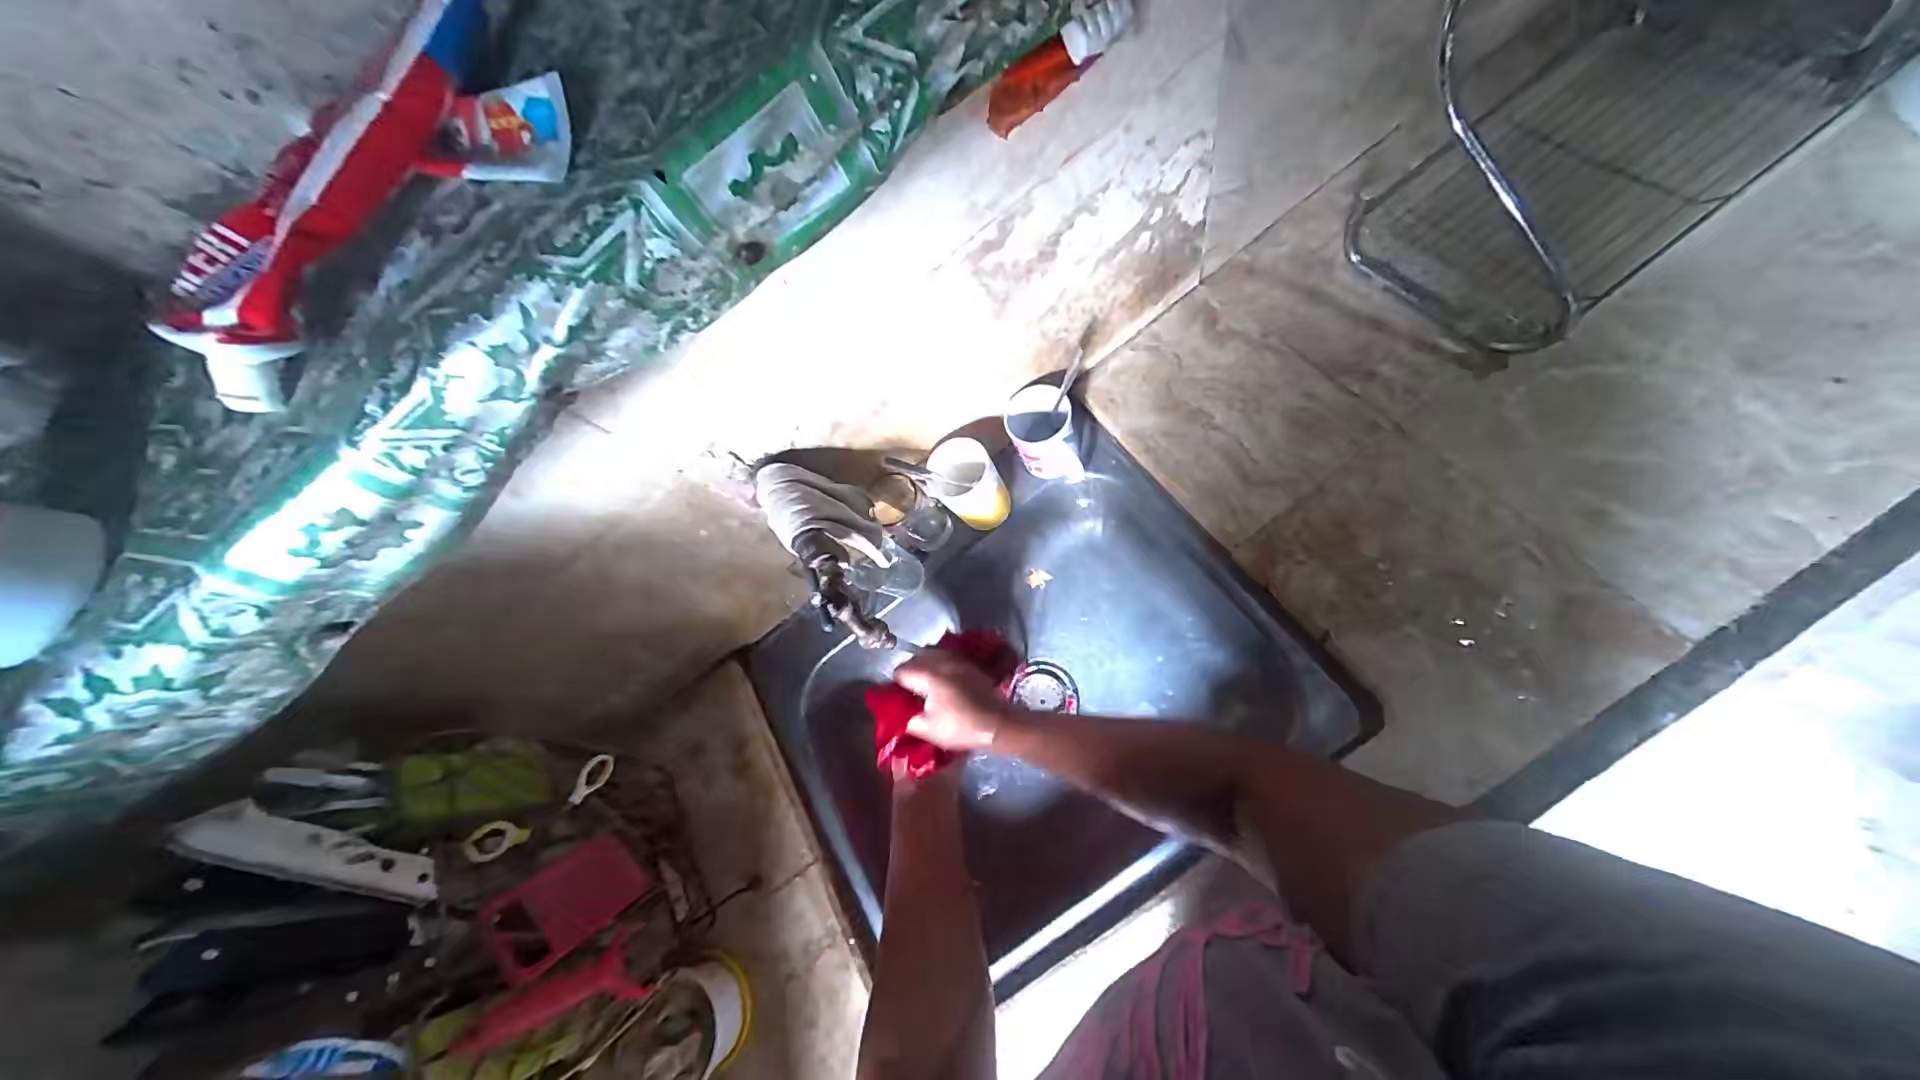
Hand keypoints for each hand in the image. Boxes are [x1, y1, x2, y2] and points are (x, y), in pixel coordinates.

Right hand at [894, 651, 1013, 751]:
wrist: (998, 724)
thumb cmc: (961, 727)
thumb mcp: (928, 729)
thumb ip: (908, 719)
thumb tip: (901, 713)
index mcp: (928, 676)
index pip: (901, 670)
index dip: (895, 683)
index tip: (897, 695)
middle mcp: (942, 662)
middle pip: (916, 658)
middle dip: (909, 670)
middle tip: (909, 689)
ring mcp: (958, 662)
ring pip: (933, 654)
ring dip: (925, 664)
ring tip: (925, 682)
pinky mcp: (971, 666)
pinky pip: (948, 658)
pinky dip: (940, 665)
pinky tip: (943, 680)